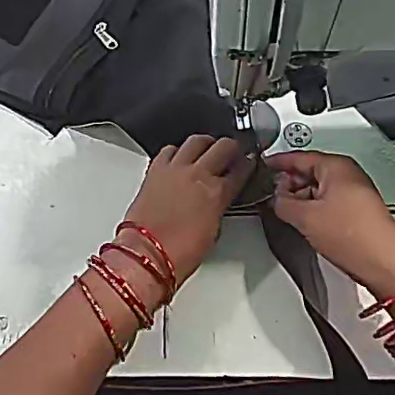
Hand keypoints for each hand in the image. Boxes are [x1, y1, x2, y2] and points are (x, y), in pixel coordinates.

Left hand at [121, 135, 253, 288]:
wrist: (148, 252)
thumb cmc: (178, 251)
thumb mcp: (212, 232)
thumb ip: (217, 209)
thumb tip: (215, 203)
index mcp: (217, 193)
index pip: (240, 170)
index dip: (247, 165)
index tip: (247, 163)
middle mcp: (197, 175)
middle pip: (222, 147)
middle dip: (231, 147)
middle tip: (232, 151)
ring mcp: (175, 169)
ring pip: (195, 141)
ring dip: (205, 143)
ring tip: (207, 147)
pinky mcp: (155, 170)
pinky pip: (168, 150)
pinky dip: (176, 151)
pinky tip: (178, 156)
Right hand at [268, 151, 394, 298]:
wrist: (385, 264)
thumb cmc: (357, 237)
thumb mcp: (304, 217)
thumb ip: (282, 203)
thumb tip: (275, 199)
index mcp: (337, 166)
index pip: (299, 156)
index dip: (278, 162)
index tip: (265, 165)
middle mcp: (349, 174)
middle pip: (309, 171)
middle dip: (289, 184)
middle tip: (275, 195)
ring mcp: (356, 192)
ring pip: (319, 188)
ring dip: (302, 199)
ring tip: (291, 214)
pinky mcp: (359, 211)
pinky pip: (329, 202)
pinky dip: (315, 209)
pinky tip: (308, 224)